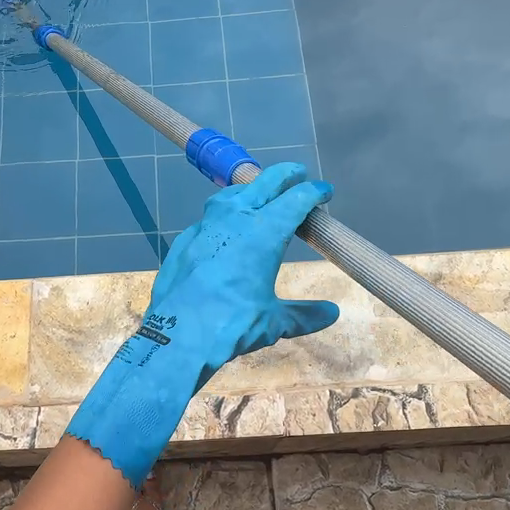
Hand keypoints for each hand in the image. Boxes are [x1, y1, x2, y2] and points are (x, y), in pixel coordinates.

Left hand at [66, 162, 338, 486]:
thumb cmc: (232, 324)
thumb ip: (303, 314)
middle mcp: (235, 219)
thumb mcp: (274, 321)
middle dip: (284, 175)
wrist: (178, 334)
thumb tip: (332, 313)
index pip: (295, 200)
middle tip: (297, 174)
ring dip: (250, 189)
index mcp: (263, 232)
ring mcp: (206, 226)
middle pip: (264, 183)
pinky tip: (227, 229)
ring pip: (231, 194)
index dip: (313, 191)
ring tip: (260, 194)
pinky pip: (210, 217)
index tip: (324, 190)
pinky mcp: (185, 239)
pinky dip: (225, 215)